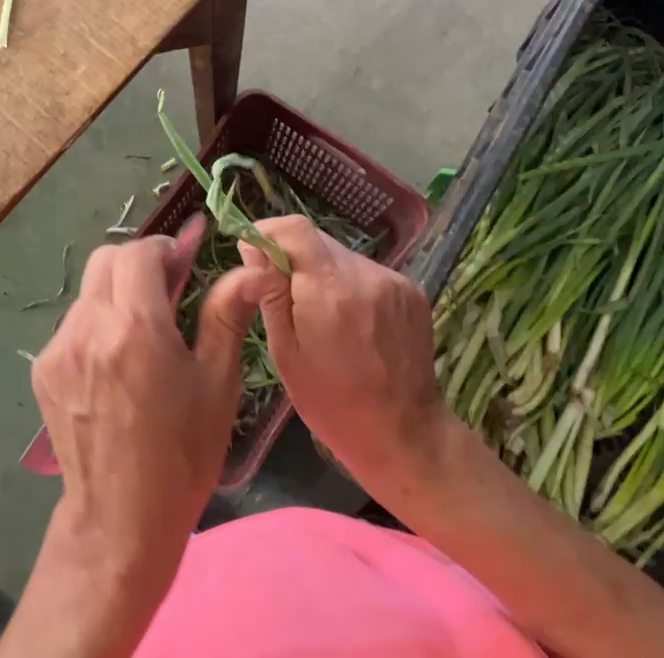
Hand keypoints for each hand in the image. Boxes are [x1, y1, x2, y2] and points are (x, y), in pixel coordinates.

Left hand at [30, 215, 259, 574]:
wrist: (121, 519)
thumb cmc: (183, 454)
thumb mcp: (217, 385)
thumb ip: (226, 315)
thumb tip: (253, 270)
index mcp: (136, 328)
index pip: (139, 253)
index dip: (163, 250)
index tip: (182, 265)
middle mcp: (89, 328)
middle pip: (106, 260)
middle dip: (137, 264)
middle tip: (165, 291)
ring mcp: (58, 349)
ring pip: (87, 293)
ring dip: (115, 296)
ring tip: (141, 336)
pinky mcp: (42, 370)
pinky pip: (71, 326)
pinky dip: (94, 326)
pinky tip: (114, 366)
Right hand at [237, 215, 448, 482]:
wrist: (404, 434)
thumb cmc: (332, 403)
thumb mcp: (285, 354)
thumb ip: (269, 294)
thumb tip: (254, 250)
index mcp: (329, 291)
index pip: (294, 228)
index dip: (267, 232)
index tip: (252, 254)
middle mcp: (365, 275)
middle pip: (318, 240)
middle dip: (292, 256)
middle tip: (279, 292)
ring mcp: (393, 282)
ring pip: (342, 256)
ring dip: (321, 272)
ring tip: (317, 315)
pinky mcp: (411, 292)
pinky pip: (366, 272)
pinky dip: (348, 285)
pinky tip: (348, 322)